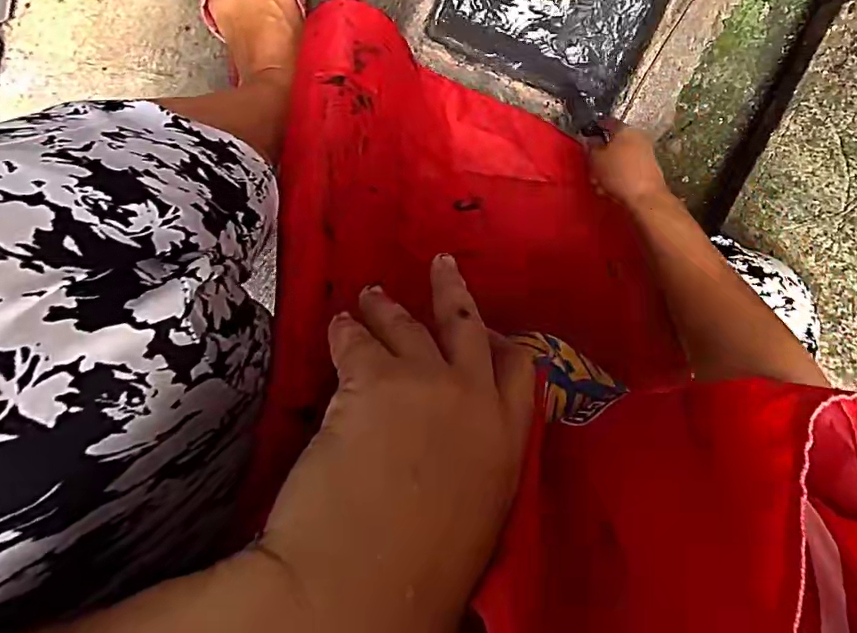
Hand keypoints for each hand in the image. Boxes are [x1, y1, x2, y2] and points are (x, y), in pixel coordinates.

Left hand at [256, 256, 535, 632]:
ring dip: (388, 307)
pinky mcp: (373, 380)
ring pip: (408, 326)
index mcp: (506, 438)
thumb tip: (459, 455)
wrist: (360, 591)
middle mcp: (472, 397)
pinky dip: (345, 331)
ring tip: (371, 294)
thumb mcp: (477, 519)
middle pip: (466, 325)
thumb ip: (477, 467)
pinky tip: (338, 325)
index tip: (488, 328)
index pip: (517, 369)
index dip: (501, 340)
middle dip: (452, 291)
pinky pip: (356, 342)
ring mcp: (425, 382)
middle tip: (441, 264)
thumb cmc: (423, 577)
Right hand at [585, 120, 673, 209]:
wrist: (645, 199)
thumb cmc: (620, 174)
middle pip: (613, 144)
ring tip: (599, 184)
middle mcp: (638, 139)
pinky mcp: (647, 172)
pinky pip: (626, 171)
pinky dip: (617, 179)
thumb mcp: (596, 158)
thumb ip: (591, 146)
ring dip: (607, 171)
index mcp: (626, 130)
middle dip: (600, 157)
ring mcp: (645, 156)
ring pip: (619, 160)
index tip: (586, 139)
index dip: (594, 130)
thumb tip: (592, 141)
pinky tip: (610, 191)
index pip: (607, 123)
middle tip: (592, 168)